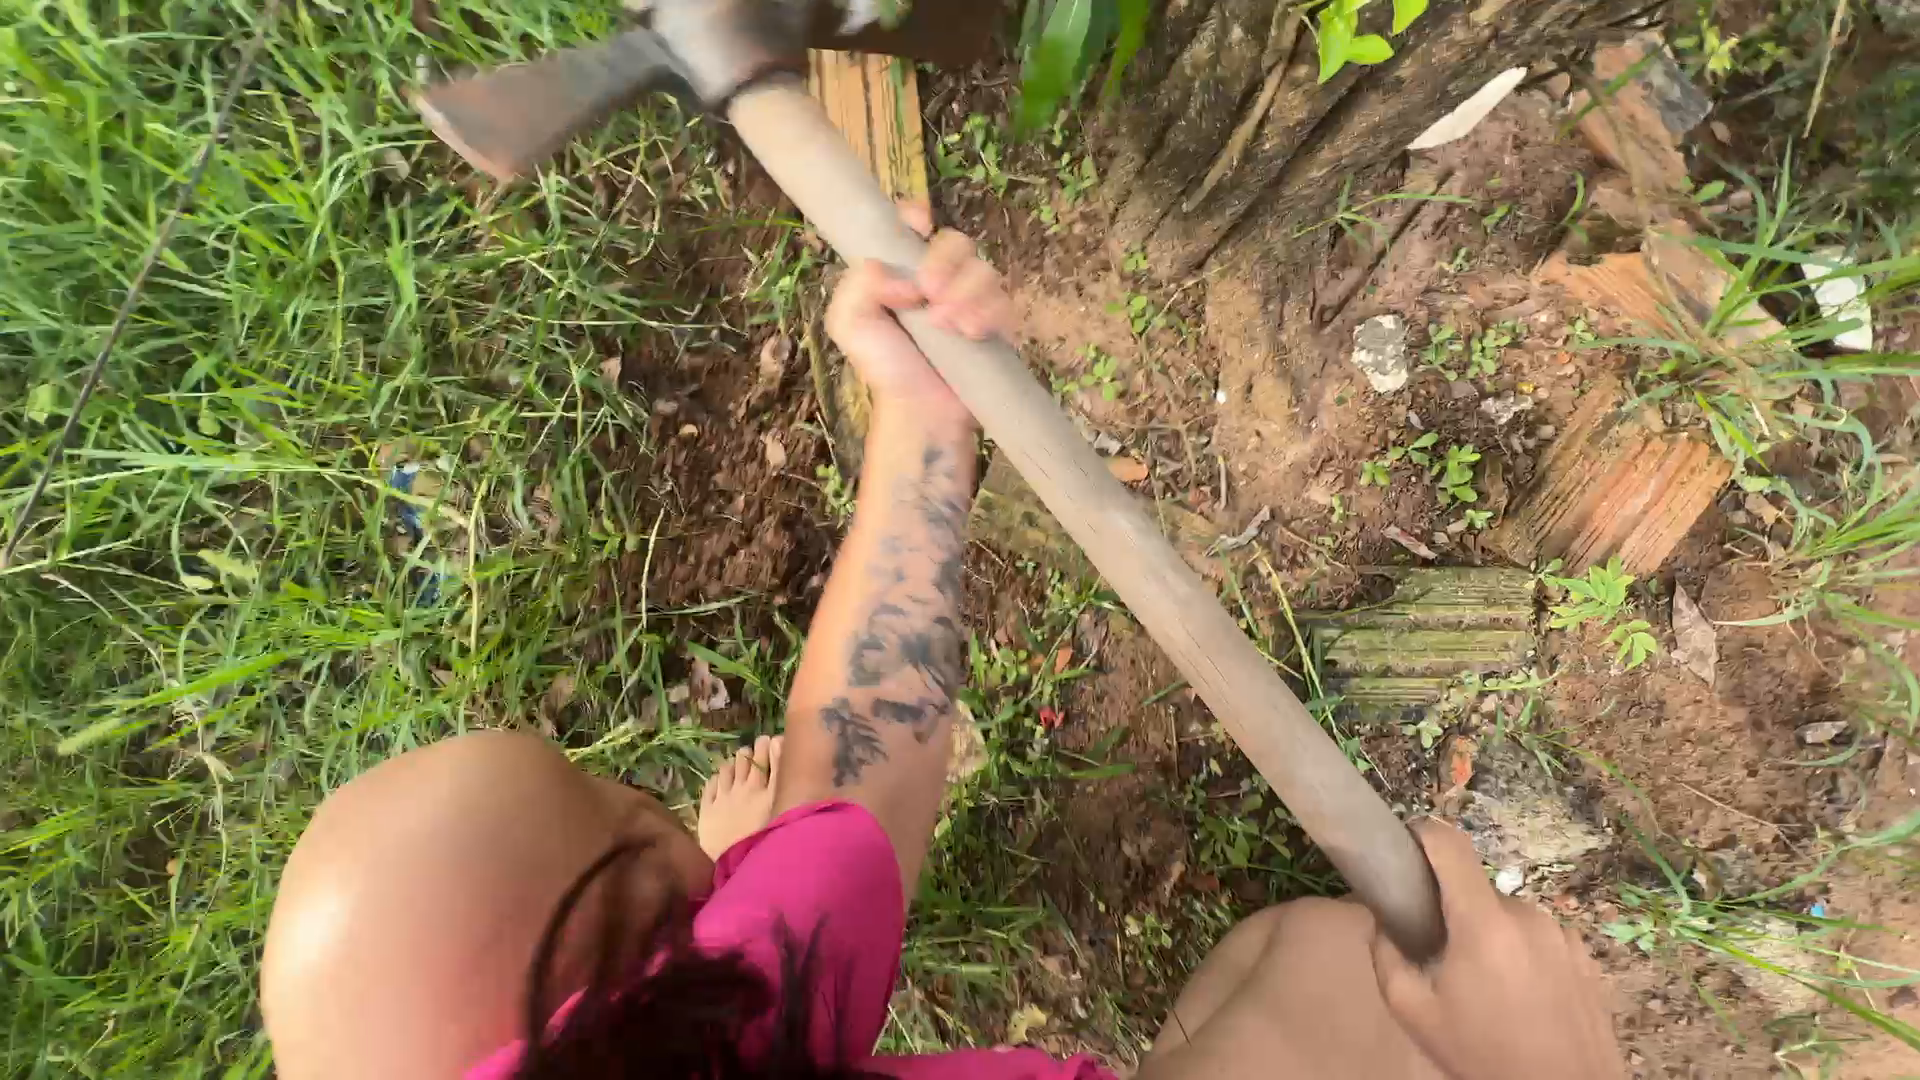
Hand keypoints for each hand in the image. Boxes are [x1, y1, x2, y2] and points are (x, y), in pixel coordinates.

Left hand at [824, 202, 1012, 426]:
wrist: (919, 410)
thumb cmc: (885, 367)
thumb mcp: (850, 324)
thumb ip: (858, 286)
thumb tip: (896, 275)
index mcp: (904, 269)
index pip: (914, 225)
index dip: (917, 216)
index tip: (918, 227)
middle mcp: (941, 278)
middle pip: (957, 242)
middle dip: (944, 263)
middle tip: (929, 292)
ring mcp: (972, 300)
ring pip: (983, 270)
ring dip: (965, 293)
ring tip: (947, 325)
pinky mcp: (997, 323)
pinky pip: (1005, 301)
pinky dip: (988, 313)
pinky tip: (970, 333)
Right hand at [1372, 820, 1627, 1079]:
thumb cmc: (1482, 1057)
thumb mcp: (1411, 1010)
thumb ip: (1385, 954)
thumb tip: (1383, 920)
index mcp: (1484, 924)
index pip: (1450, 844)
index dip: (1421, 832)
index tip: (1403, 845)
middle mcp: (1528, 918)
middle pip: (1473, 886)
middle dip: (1450, 906)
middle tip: (1437, 946)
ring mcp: (1564, 937)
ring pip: (1504, 912)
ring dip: (1486, 929)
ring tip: (1481, 978)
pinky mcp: (1588, 959)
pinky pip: (1536, 934)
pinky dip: (1518, 948)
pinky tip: (1517, 992)